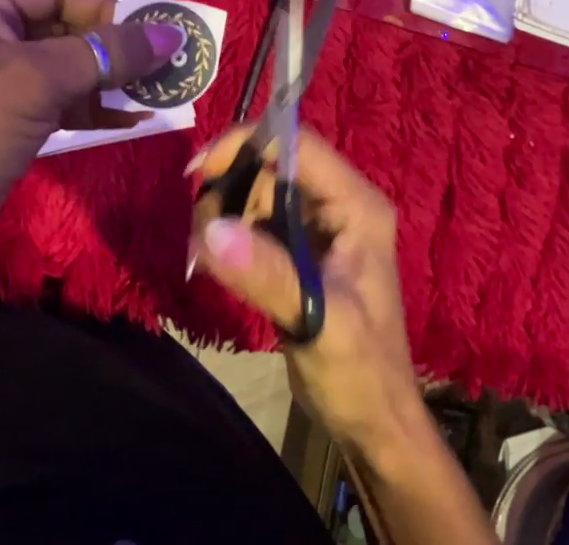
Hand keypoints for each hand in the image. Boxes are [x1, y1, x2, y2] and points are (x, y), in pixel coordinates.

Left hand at [0, 0, 185, 251]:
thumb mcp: (35, 82)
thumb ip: (105, 54)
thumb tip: (170, 34)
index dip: (105, 9)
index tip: (149, 39)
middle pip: (65, 23)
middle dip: (113, 47)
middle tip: (163, 68)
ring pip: (67, 63)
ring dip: (110, 79)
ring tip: (158, 94)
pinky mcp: (7, 114)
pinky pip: (60, 97)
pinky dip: (93, 105)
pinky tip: (133, 118)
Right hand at [189, 126, 422, 454]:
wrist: (370, 422)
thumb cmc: (361, 372)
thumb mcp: (319, 322)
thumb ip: (269, 275)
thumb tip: (211, 230)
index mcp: (356, 206)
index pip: (296, 145)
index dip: (244, 145)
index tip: (197, 173)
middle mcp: (336, 205)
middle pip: (265, 167)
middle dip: (226, 192)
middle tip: (202, 237)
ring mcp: (313, 227)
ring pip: (251, 193)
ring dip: (220, 217)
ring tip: (205, 259)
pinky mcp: (293, 250)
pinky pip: (249, 222)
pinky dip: (225, 238)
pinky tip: (212, 266)